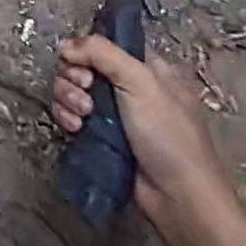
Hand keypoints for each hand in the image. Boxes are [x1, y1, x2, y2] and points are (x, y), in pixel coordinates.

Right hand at [52, 36, 233, 234]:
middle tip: (85, 92)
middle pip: (82, 65)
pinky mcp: (99, 134)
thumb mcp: (142, 83)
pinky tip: (76, 129)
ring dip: (69, 99)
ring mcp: (113, 113)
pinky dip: (67, 117)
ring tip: (82, 116)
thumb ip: (103, 53)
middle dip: (74, 77)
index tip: (84, 63)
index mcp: (147, 69)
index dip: (88, 50)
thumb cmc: (168, 136)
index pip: (106, 45)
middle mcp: (128, 87)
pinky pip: (70, 114)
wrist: (178, 199)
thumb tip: (66, 46)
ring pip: (72, 89)